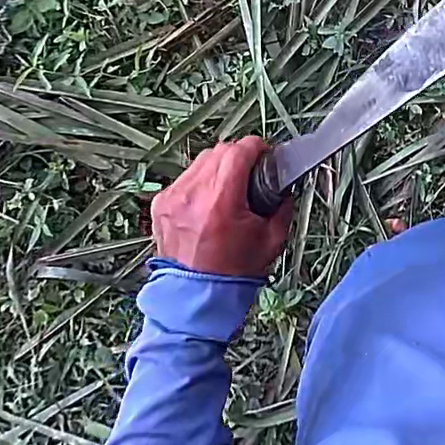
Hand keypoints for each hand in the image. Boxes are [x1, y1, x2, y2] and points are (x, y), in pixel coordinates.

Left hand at [151, 137, 291, 278]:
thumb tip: (284, 184)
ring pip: (201, 160)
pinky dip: (200, 181)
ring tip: (229, 187)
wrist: (197, 296)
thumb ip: (282, 205)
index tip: (265, 155)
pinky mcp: (161, 203)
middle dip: (239, 157)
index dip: (257, 148)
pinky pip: (186, 177)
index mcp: (221, 200)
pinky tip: (209, 200)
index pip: (239, 151)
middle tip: (251, 173)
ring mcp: (173, 197)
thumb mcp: (272, 238)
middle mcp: (193, 193)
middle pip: (220, 150)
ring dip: (219, 166)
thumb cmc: (235, 271)